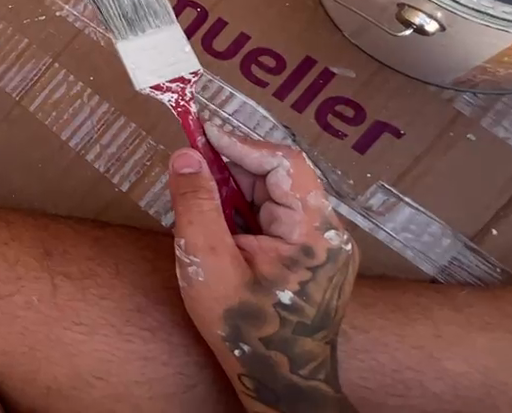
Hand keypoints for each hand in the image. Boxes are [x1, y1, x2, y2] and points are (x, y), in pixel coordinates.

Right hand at [168, 122, 358, 412]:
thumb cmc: (242, 324)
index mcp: (315, 233)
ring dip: (231, 184)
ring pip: (272, 191)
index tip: (197, 132)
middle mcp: (326, 233)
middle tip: (187, 161)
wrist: (276, 380)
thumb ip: (196, 203)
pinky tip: (212, 217)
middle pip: (279, 174)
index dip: (240, 142)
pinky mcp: (306, 254)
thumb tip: (185, 154)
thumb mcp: (207, 260)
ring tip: (195, 192)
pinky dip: (239, 204)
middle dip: (230, 162)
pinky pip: (271, 212)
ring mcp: (319, 245)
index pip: (285, 164)